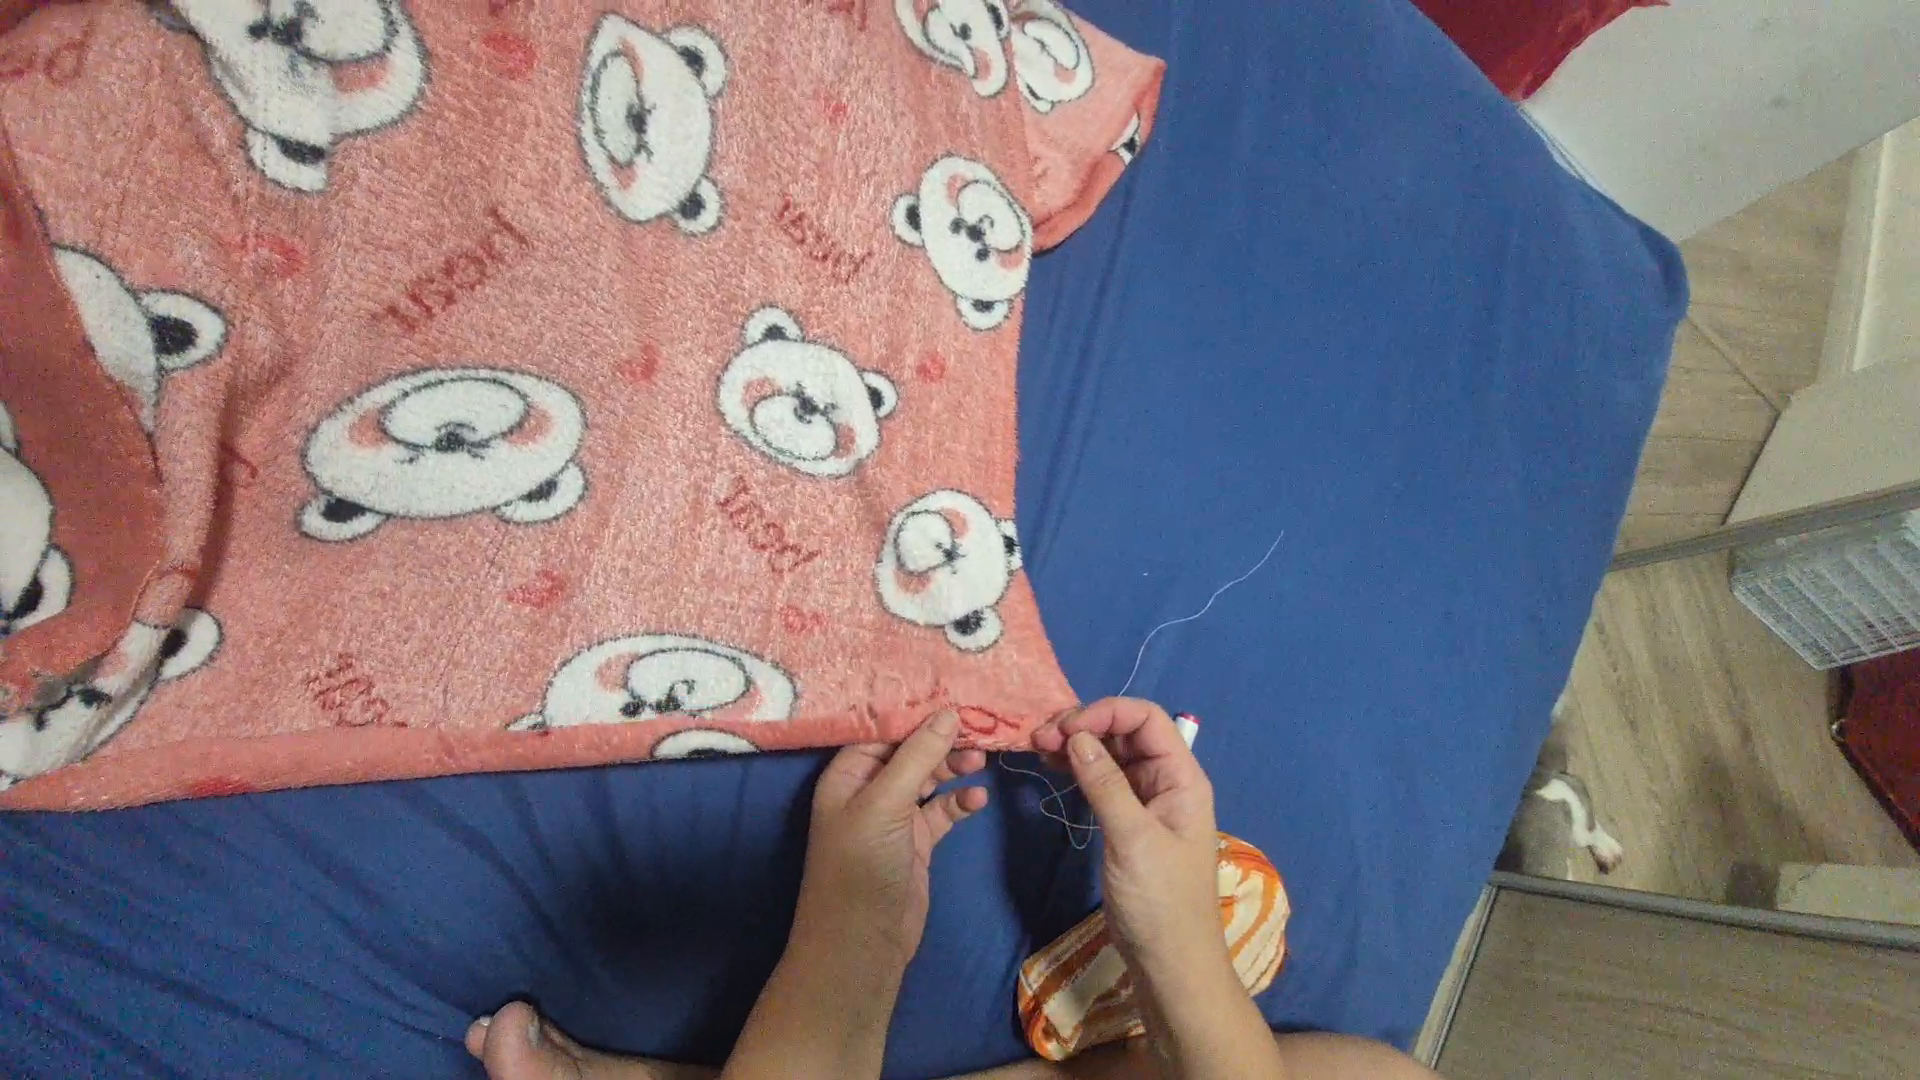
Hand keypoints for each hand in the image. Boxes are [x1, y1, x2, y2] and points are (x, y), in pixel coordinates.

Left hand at [794, 708, 989, 970]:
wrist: (862, 946)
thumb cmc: (861, 866)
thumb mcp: (886, 803)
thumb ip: (918, 756)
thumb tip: (949, 712)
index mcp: (848, 774)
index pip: (882, 729)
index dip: (915, 712)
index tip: (953, 693)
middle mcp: (869, 789)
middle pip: (910, 751)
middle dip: (941, 739)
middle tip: (978, 728)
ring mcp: (894, 816)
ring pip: (929, 778)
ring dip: (953, 767)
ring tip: (980, 761)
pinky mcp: (916, 841)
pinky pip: (942, 810)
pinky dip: (959, 801)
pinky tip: (976, 800)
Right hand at [1032, 698, 1221, 972]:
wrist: (1170, 964)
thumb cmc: (1161, 902)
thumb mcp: (1132, 839)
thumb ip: (1105, 784)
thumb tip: (1075, 735)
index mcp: (1181, 777)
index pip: (1147, 718)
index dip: (1106, 712)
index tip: (1066, 728)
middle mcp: (1166, 779)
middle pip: (1126, 730)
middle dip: (1085, 725)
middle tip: (1042, 737)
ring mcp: (1146, 798)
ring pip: (1110, 752)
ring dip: (1077, 744)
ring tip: (1039, 747)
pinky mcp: (1126, 817)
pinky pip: (1102, 778)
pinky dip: (1077, 767)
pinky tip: (1053, 765)